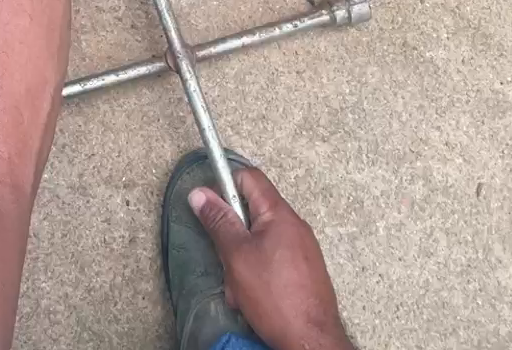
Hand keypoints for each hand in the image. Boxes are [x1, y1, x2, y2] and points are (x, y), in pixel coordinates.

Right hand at [191, 169, 354, 349]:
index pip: (249, 177)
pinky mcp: (305, 272)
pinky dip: (257, 272)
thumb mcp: (237, 256)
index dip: (225, 184)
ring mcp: (302, 250)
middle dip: (232, 233)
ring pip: (260, 240)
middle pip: (253, 211)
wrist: (312, 344)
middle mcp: (295, 226)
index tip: (209, 206)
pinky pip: (273, 259)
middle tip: (225, 257)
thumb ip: (218, 221)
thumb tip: (199, 192)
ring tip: (238, 287)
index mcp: (280, 214)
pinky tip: (251, 297)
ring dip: (242, 258)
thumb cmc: (275, 296)